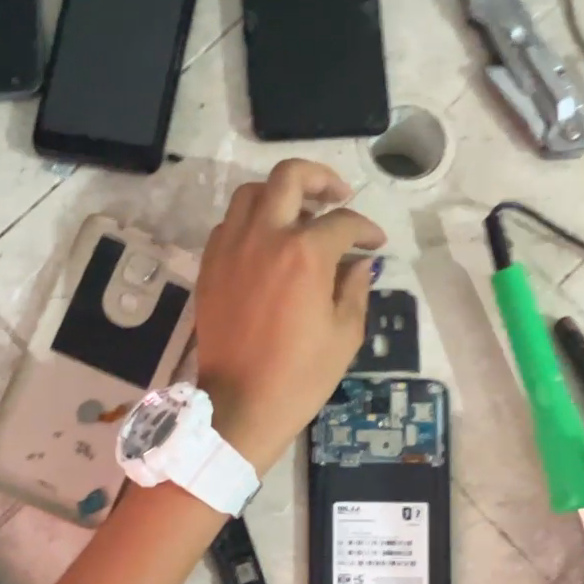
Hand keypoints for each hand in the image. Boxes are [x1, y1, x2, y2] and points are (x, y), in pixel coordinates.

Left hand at [193, 159, 386, 472]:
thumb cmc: (300, 377)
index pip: (343, 222)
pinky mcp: (210, 266)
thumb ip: (355, 288)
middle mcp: (265, 236)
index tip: (374, 243)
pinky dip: (251, 221)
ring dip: (279, 194)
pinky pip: (229, 224)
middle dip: (321, 179)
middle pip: (290, 177)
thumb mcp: (345, 335)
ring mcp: (230, 248)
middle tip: (337, 196)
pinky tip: (267, 243)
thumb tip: (358, 264)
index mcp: (305, 253)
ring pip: (251, 193)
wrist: (241, 407)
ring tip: (298, 214)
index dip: (366, 229)